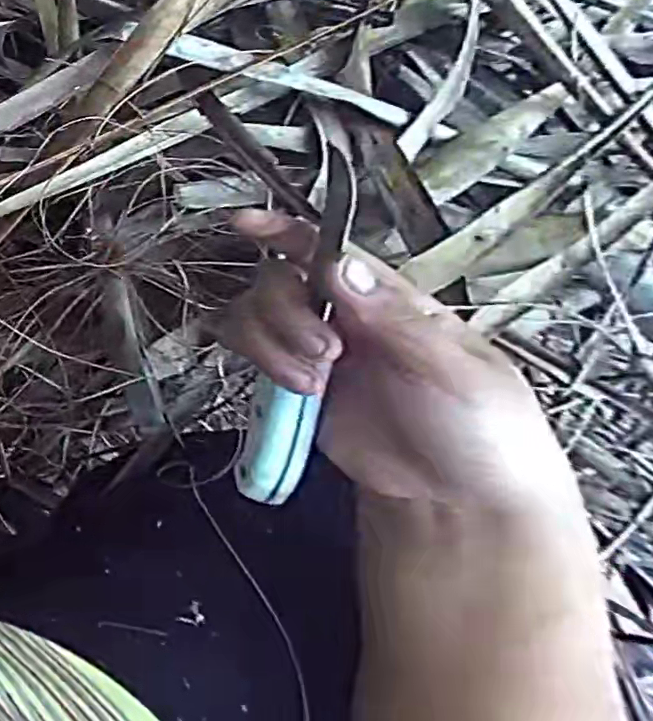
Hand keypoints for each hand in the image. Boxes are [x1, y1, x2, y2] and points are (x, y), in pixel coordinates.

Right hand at [219, 210, 581, 515]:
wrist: (449, 498)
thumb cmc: (480, 432)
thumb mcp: (456, 372)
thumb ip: (394, 318)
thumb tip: (339, 265)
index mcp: (388, 301)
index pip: (329, 250)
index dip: (285, 231)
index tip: (246, 222)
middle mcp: (341, 313)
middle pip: (276, 281)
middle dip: (287, 316)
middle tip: (325, 354)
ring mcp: (306, 342)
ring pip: (249, 311)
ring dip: (272, 346)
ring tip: (314, 382)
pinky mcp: (281, 370)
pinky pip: (239, 342)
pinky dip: (256, 359)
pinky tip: (294, 386)